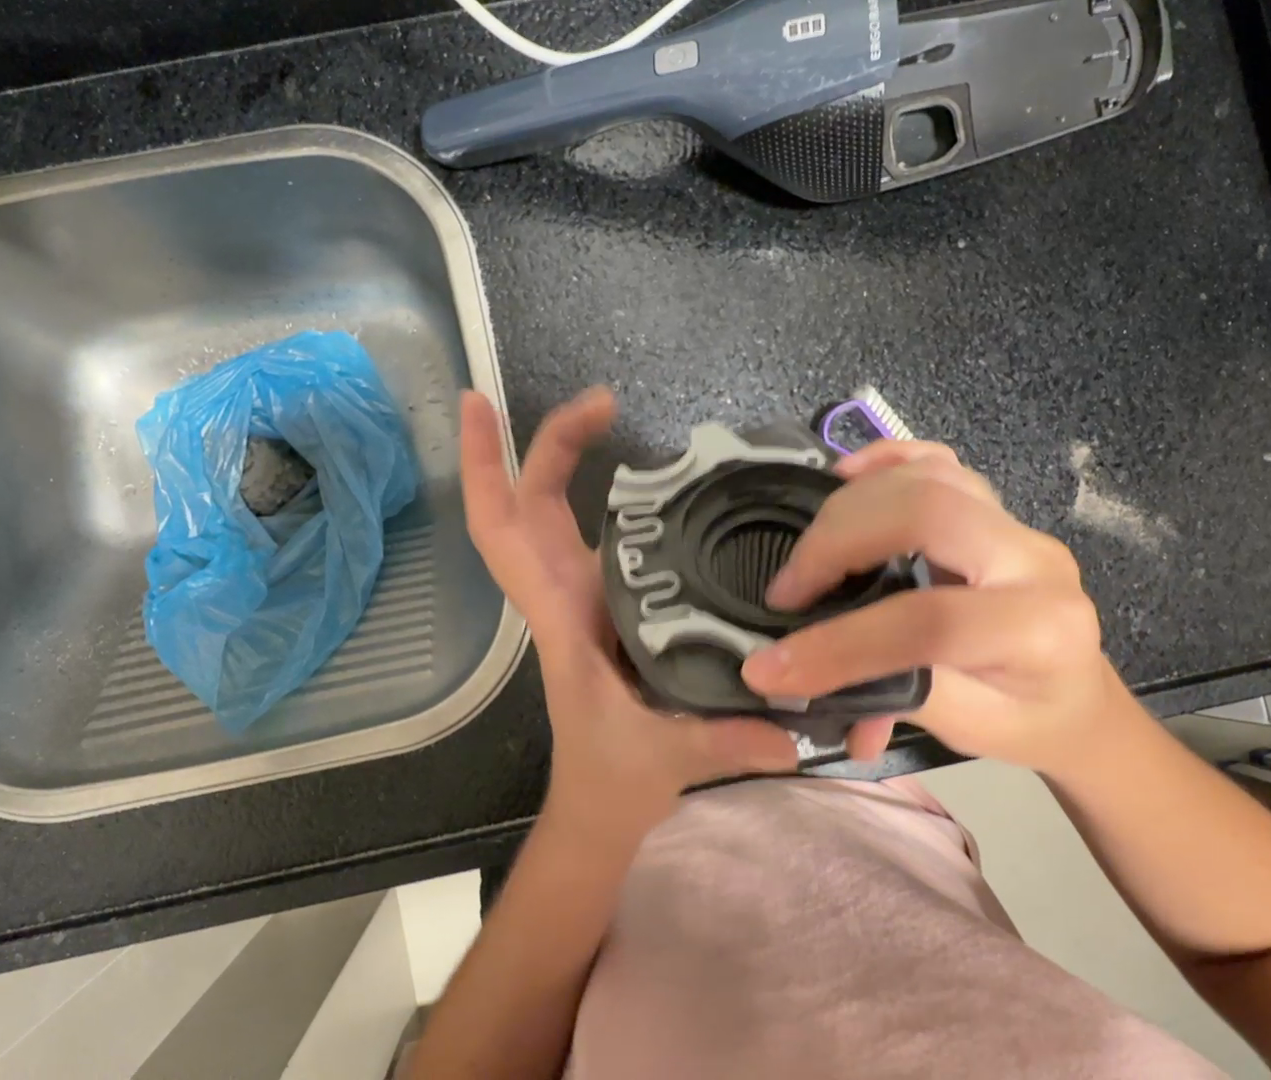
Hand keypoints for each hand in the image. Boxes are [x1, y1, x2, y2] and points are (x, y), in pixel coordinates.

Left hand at [460, 388, 798, 843]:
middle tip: (598, 397)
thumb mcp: (667, 759)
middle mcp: (565, 595)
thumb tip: (789, 735)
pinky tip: (654, 475)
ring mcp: (586, 596)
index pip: (504, 532)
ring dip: (564, 460)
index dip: (485, 467)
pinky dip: (605, 494)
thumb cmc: (615, 779)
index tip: (481, 404)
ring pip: (553, 515)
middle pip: (526, 506)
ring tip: (610, 410)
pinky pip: (595, 536)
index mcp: (562, 616)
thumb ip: (724, 743)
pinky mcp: (612, 605)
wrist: (602, 805)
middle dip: (539, 444)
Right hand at [741, 440, 1133, 772]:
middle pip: (927, 515)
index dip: (839, 644)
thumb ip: (892, 697)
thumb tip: (801, 677)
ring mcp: (1015, 524)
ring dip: (849, 506)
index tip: (771, 668)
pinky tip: (842, 475)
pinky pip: (938, 460)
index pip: (928, 624)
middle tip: (786, 593)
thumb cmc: (1025, 721)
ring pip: (927, 478)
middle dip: (836, 545)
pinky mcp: (992, 507)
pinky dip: (884, 459)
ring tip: (806, 557)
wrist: (1076, 698)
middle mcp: (1034, 561)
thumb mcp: (966, 730)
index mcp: (1038, 631)